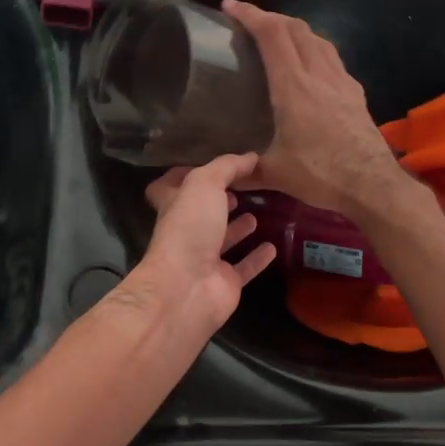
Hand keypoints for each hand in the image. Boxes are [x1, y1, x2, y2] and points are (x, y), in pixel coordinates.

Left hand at [121, 152, 277, 330]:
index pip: (170, 188)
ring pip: (223, 241)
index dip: (184, 176)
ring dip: (237, 228)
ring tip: (258, 213)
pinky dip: (257, 258)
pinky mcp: (226, 282)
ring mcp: (205, 260)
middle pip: (201, 214)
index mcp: (174, 208)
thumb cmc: (189, 229)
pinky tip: (274, 246)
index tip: (210, 167)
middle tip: (243, 188)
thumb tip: (251, 157)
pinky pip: (244, 267)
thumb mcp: (204, 184)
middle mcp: (187, 233)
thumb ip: (226, 167)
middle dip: (218, 201)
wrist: (186, 288)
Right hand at [223, 0, 411, 216]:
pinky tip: (310, 66)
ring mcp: (341, 81)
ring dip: (295, 30)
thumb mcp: (275, 174)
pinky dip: (315, 49)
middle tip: (250, 21)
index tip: (230, 6)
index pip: (271, 34)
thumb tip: (221, 175)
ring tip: (278, 38)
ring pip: (317, 39)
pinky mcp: (356, 93)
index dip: (250, 14)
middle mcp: (318, 74)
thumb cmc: (320, 174)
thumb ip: (244, 171)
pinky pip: (332, 58)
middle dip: (271, 17)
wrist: (372, 184)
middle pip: (296, 28)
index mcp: (293, 86)